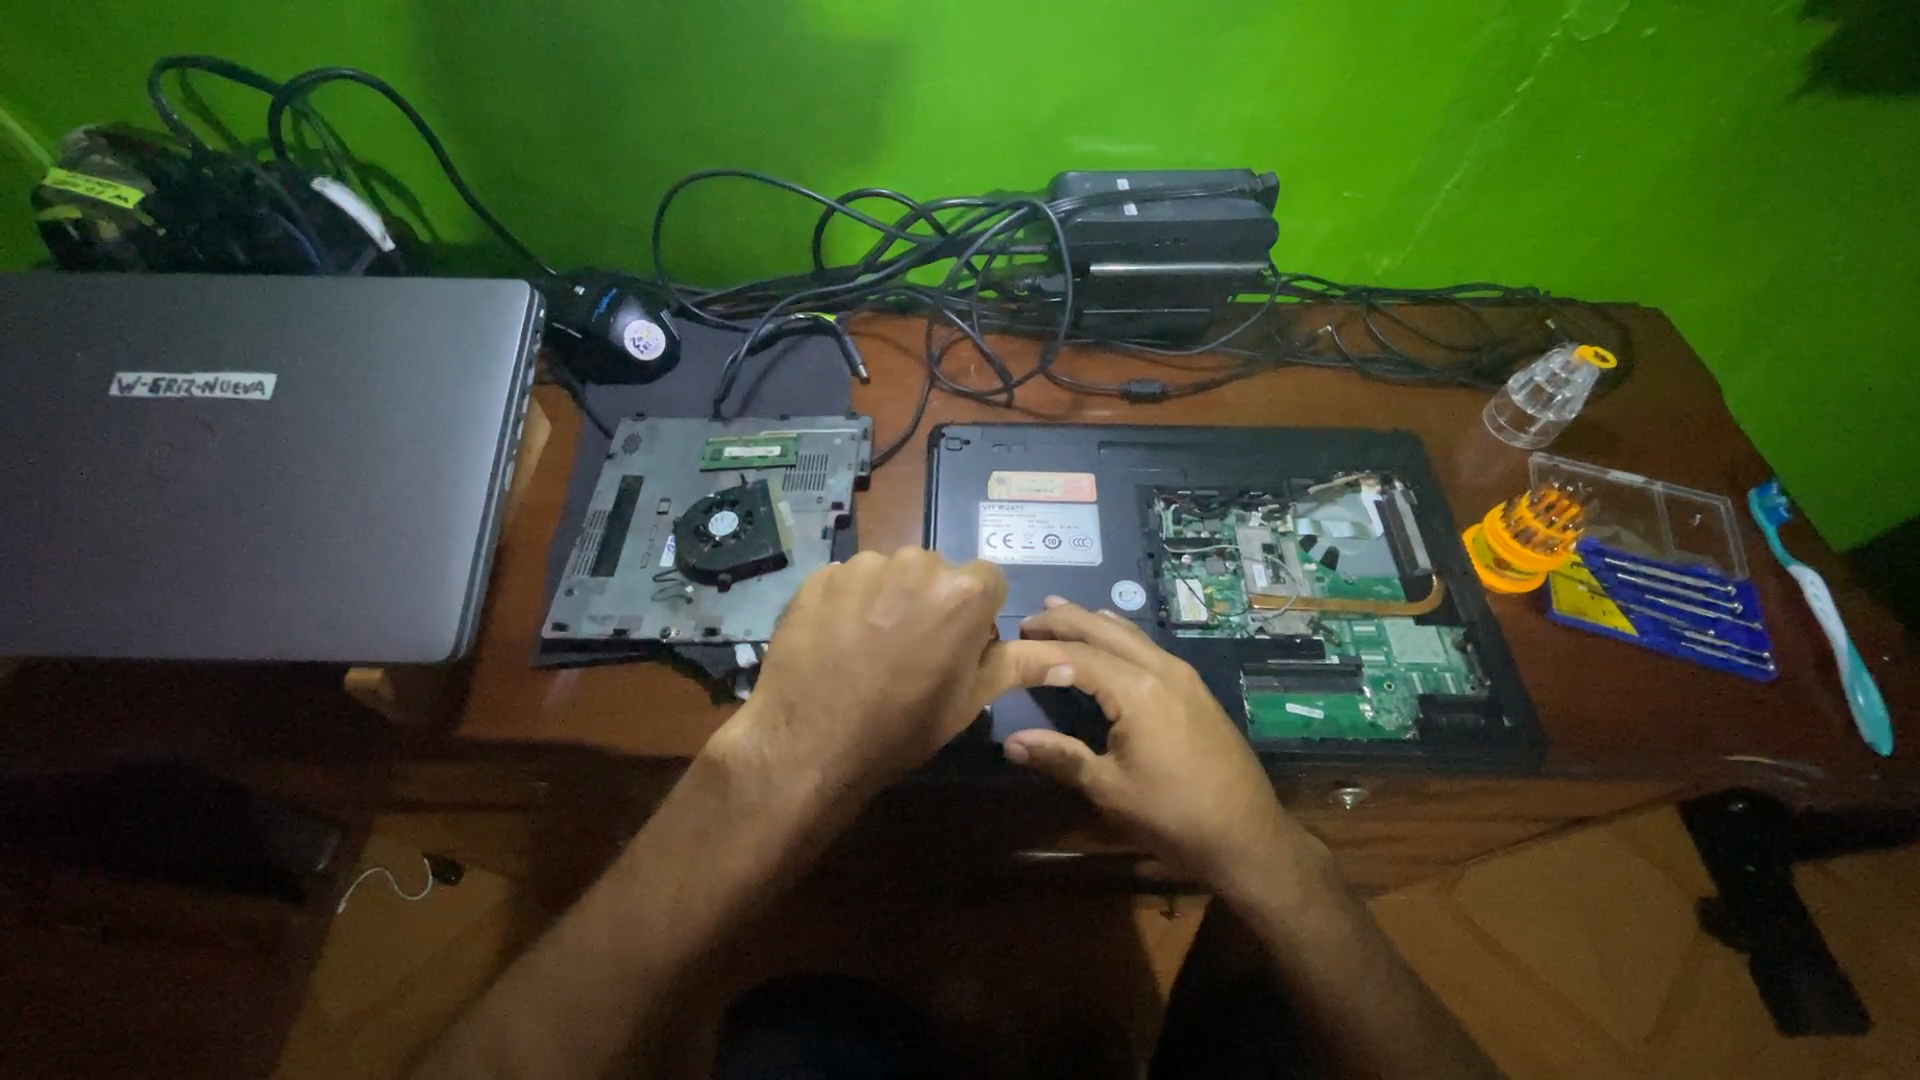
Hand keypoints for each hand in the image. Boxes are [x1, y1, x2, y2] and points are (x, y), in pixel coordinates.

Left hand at [705, 547, 1060, 805]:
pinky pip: (849, 581)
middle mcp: (916, 562)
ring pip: (891, 574)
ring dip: (889, 599)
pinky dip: (849, 603)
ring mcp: (863, 566)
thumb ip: (1020, 667)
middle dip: (933, 602)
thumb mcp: (969, 700)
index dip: (977, 615)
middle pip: (938, 573)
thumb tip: (1068, 661)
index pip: (988, 582)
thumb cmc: (902, 726)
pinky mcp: (820, 575)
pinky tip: (837, 641)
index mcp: (963, 591)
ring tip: (869, 648)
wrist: (810, 742)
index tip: (958, 646)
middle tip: (913, 651)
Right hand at [1005, 597, 1310, 895]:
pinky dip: (1119, 636)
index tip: (1008, 646)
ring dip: (1093, 622)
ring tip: (1059, 612)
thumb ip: (1060, 757)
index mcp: (1137, 691)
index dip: (1040, 649)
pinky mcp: (1195, 688)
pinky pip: (1148, 647)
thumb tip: (1010, 744)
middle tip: (1029, 620)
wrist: (1247, 836)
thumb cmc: (1173, 815)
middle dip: (1066, 620)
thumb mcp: (1109, 789)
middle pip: (1105, 631)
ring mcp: (1183, 676)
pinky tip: (1110, 637)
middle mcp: (1161, 670)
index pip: (1077, 657)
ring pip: (1130, 634)